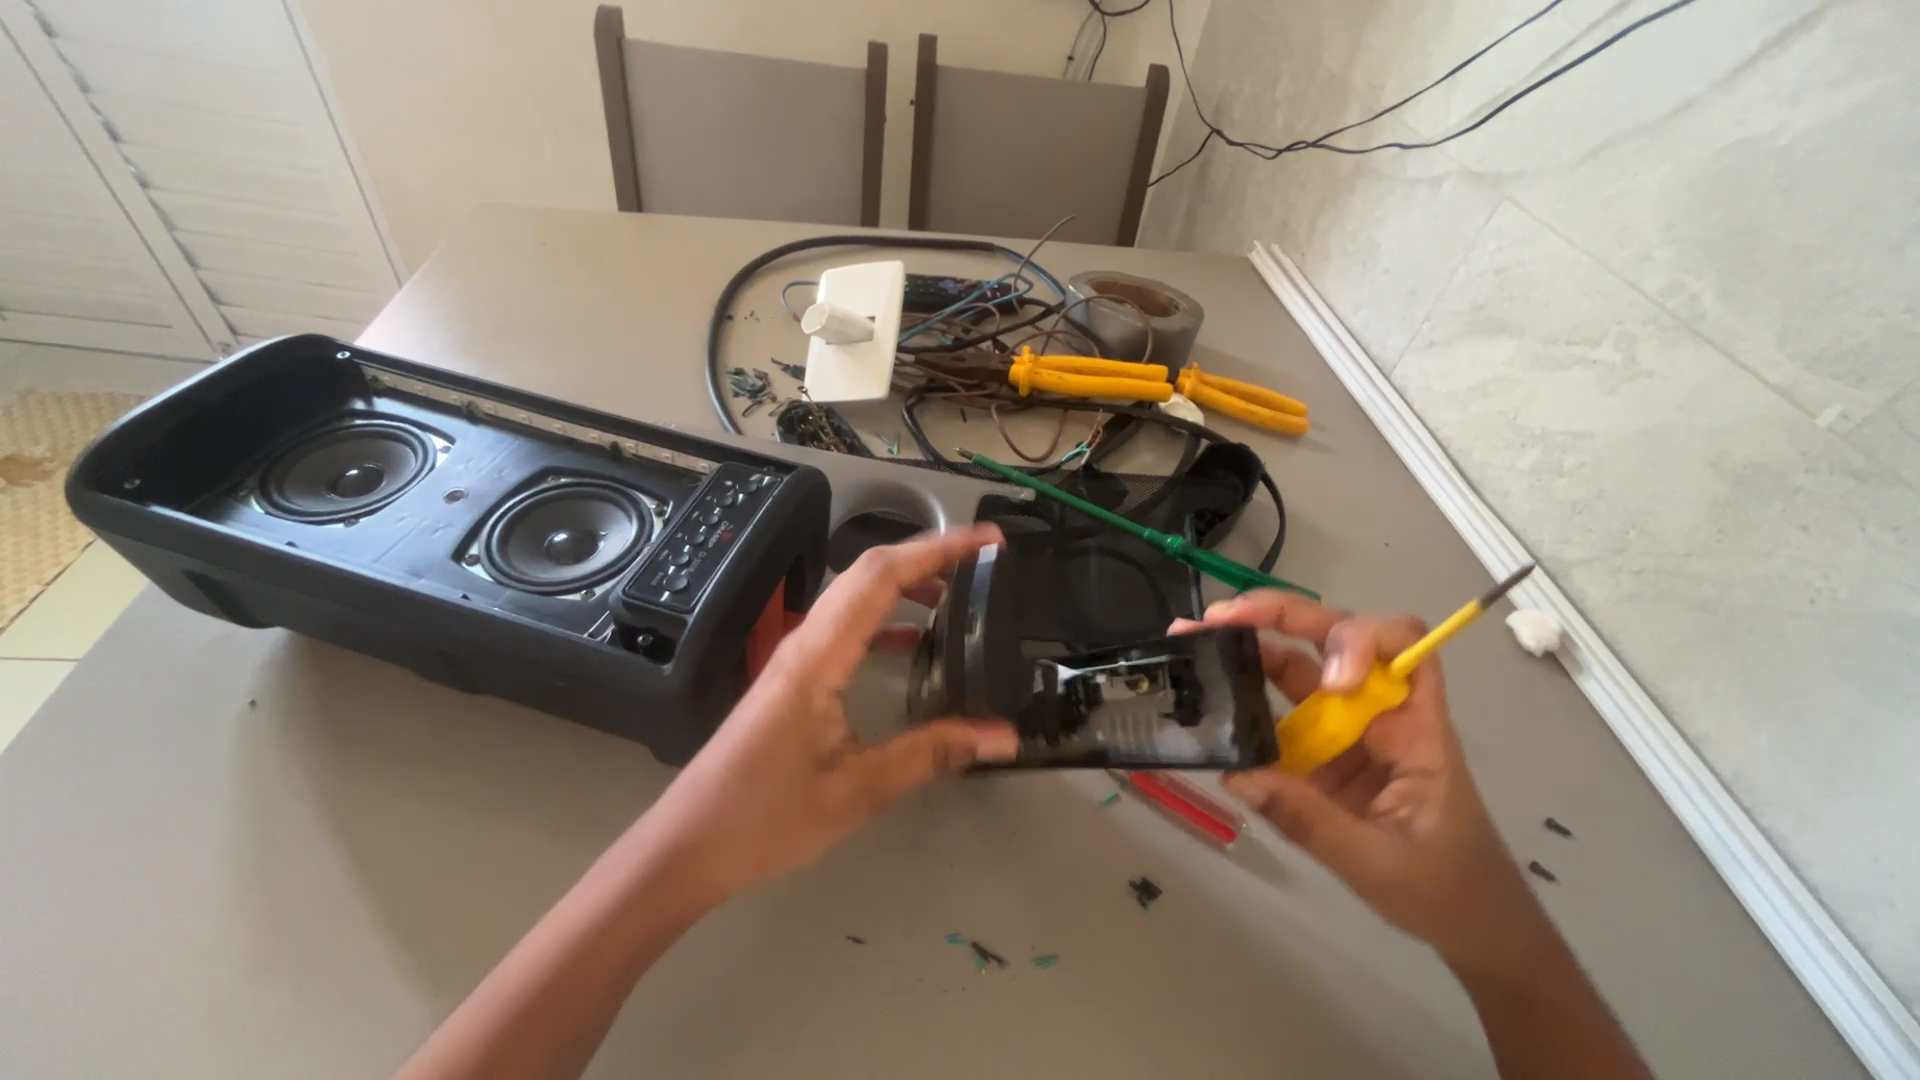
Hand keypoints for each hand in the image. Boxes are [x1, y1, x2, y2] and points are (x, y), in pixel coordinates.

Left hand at [644, 526, 1019, 903]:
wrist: (690, 843)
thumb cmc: (765, 818)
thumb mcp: (858, 791)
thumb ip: (932, 755)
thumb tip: (1004, 736)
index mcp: (818, 656)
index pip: (882, 576)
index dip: (938, 548)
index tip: (989, 540)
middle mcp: (806, 642)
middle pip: (869, 573)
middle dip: (930, 555)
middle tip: (987, 561)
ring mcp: (796, 657)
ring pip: (856, 596)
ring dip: (907, 583)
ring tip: (961, 592)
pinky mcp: (795, 676)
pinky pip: (847, 627)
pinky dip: (886, 619)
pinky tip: (915, 642)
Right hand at [1180, 591, 1550, 972]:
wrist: (1470, 924)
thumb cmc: (1447, 889)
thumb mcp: (1379, 863)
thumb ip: (1310, 820)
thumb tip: (1236, 775)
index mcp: (1414, 728)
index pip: (1402, 647)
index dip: (1363, 641)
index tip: (1328, 681)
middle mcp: (1378, 714)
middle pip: (1337, 638)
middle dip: (1281, 617)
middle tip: (1219, 617)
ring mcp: (1346, 731)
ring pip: (1302, 667)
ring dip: (1252, 643)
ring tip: (1195, 636)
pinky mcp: (1320, 754)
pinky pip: (1280, 714)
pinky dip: (1243, 696)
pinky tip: (1205, 692)